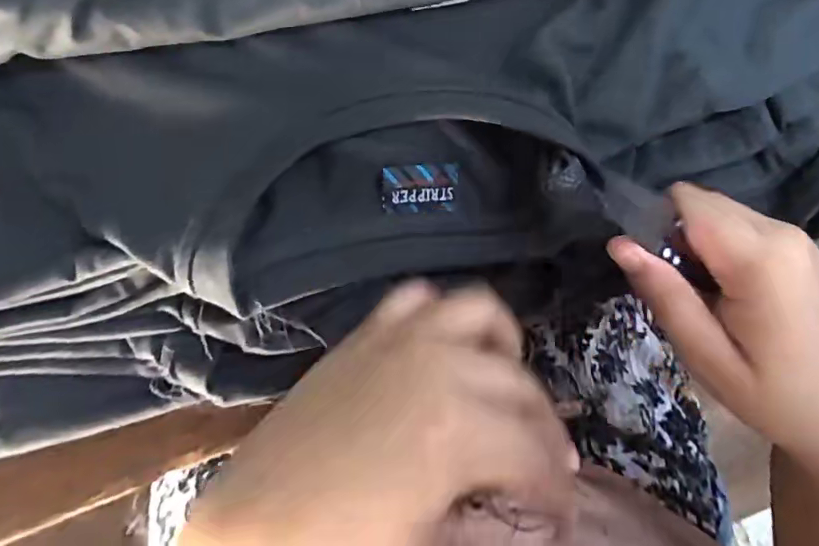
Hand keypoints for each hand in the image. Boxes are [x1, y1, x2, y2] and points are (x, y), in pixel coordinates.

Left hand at [182, 282, 578, 545]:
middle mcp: (439, 365)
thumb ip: (484, 506)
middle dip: (544, 427)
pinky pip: (419, 298)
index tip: (564, 507)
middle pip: (519, 384)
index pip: (535, 452)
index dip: (558, 486)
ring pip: (480, 310)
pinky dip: (441, 314)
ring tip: (508, 380)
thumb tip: (528, 503)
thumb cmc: (341, 542)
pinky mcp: (369, 331)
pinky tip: (446, 344)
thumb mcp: (426, 537)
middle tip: (546, 463)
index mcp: (457, 430)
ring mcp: (402, 337)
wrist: (254, 525)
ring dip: (504, 345)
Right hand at [608, 182, 818, 464]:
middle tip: (686, 291)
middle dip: (678, 233)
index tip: (660, 273)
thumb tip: (618, 242)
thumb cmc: (772, 397)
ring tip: (710, 293)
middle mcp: (779, 230)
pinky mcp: (799, 240)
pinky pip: (740, 220)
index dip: (658, 226)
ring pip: (718, 207)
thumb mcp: (707, 357)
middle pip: (700, 200)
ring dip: (699, 238)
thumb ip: (664, 293)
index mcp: (758, 257)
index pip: (684, 200)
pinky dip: (722, 241)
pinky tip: (732, 287)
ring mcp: (793, 232)